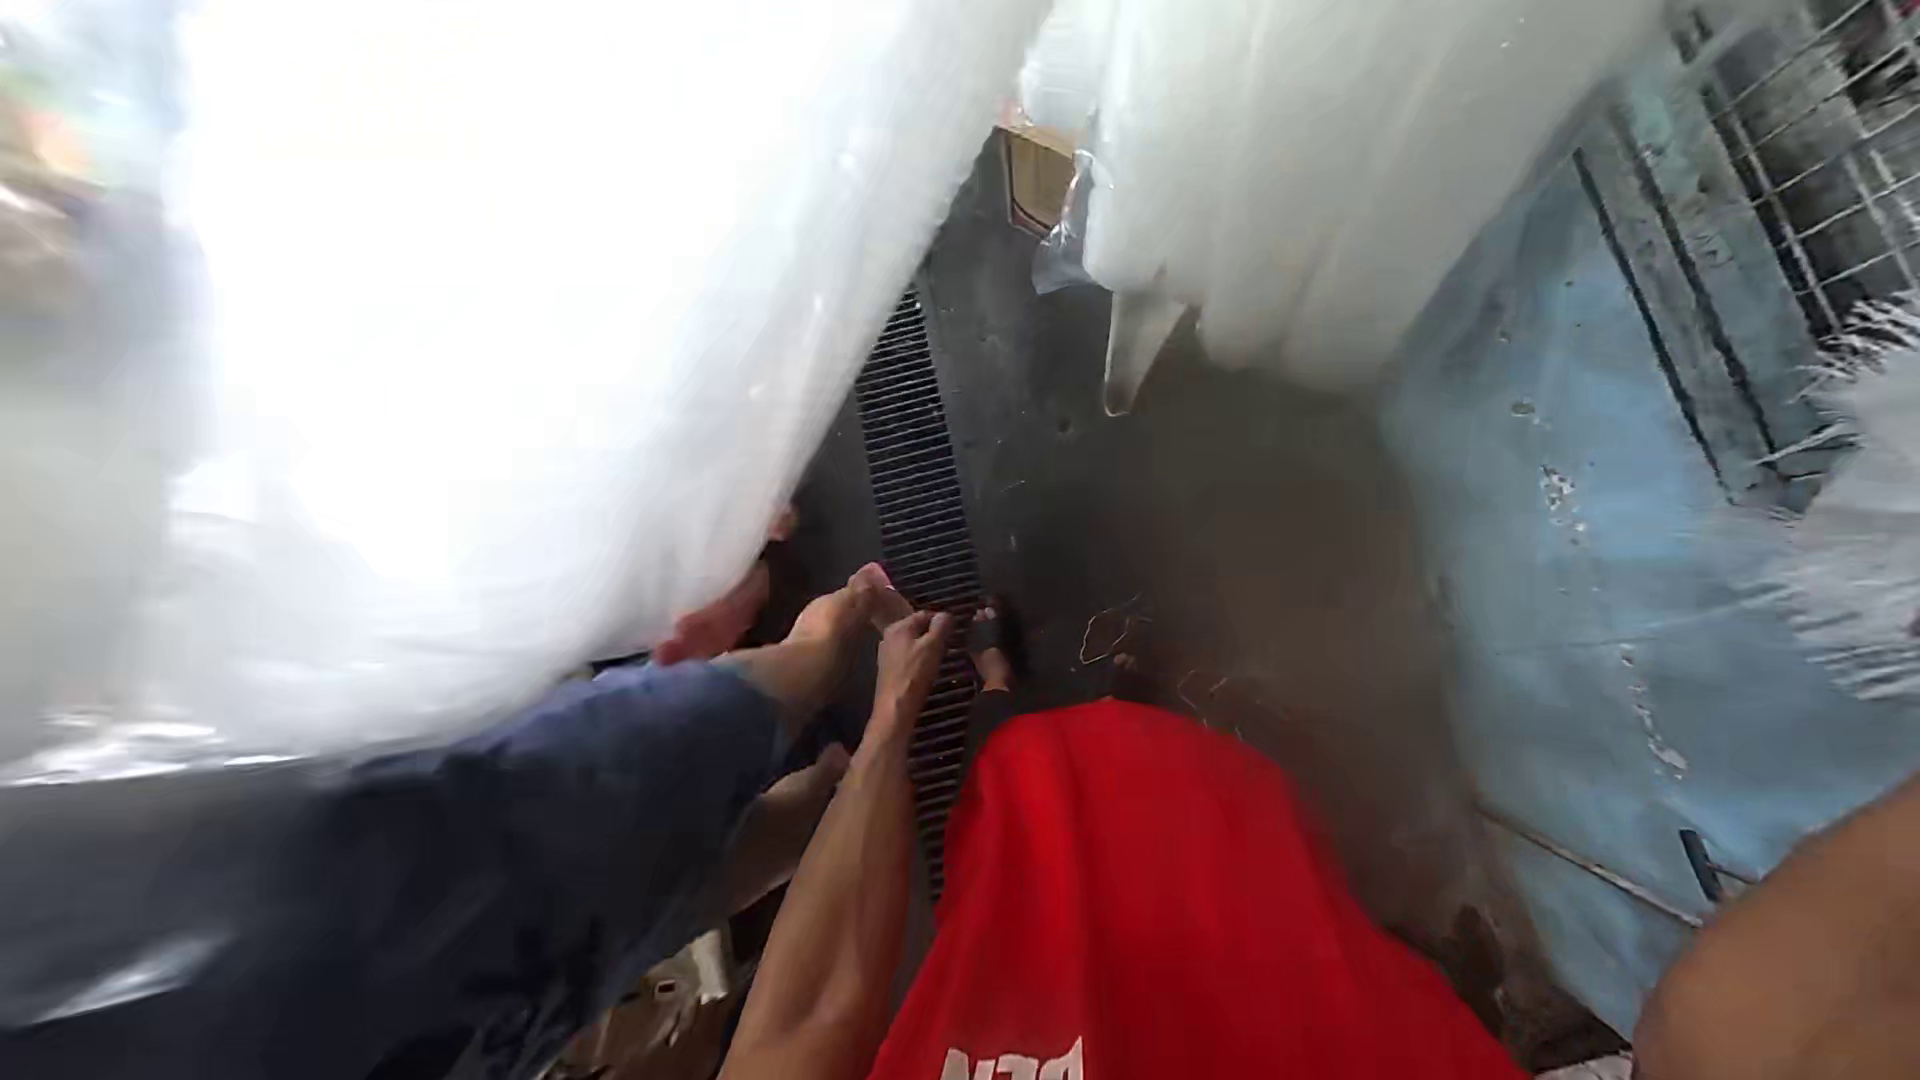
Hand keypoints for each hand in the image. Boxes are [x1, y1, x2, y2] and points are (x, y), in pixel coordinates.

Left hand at [869, 611, 952, 746]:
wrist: (895, 706)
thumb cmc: (915, 673)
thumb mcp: (933, 646)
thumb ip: (941, 627)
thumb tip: (946, 614)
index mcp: (898, 626)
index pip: (925, 614)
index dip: (941, 621)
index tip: (954, 632)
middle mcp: (889, 635)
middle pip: (917, 628)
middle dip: (933, 635)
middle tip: (948, 646)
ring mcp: (886, 652)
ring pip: (912, 643)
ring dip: (926, 648)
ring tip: (939, 658)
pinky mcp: (888, 668)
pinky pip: (907, 656)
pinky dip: (918, 659)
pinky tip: (925, 669)